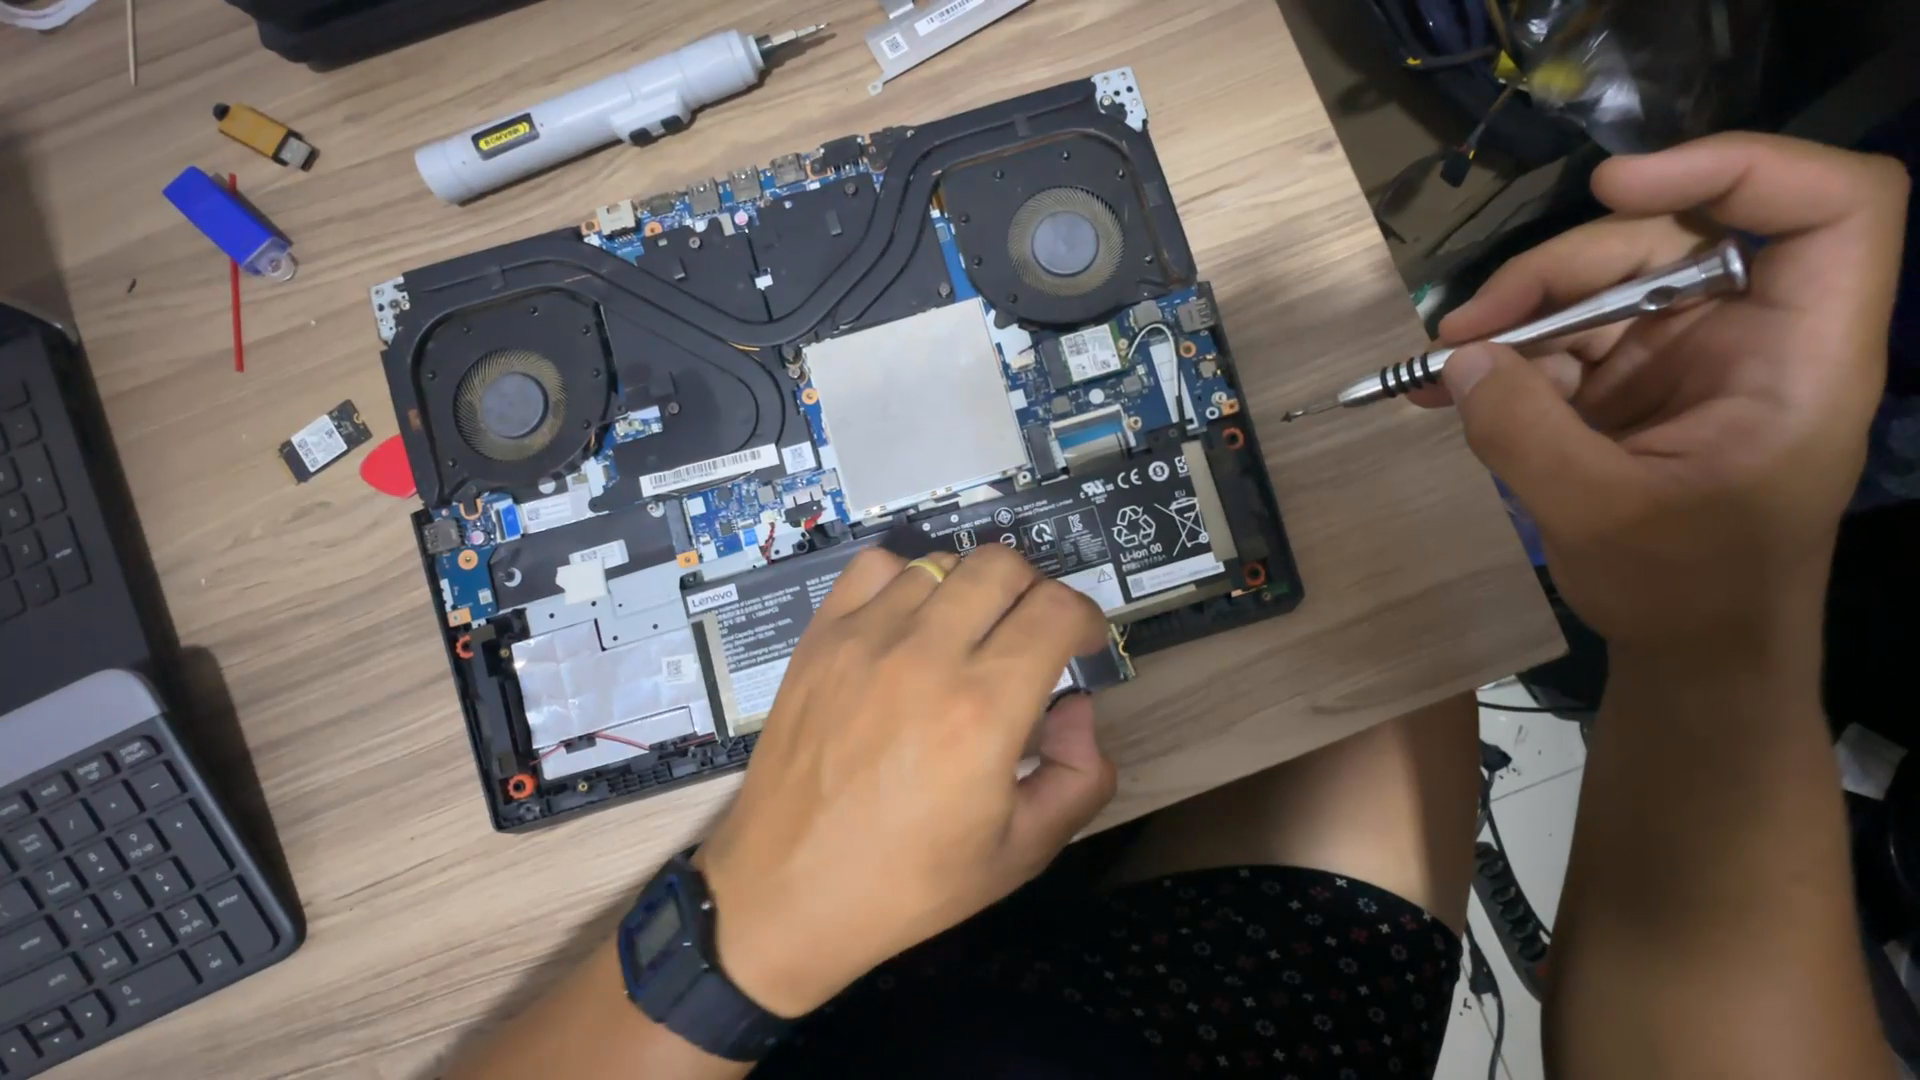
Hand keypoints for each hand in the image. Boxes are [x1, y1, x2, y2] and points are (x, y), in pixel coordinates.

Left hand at [693, 545, 1113, 1016]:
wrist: (785, 891)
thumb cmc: (908, 882)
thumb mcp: (1023, 852)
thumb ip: (1081, 774)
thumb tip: (1077, 706)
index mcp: (984, 709)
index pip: (1058, 610)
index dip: (1086, 620)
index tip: (1080, 646)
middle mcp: (927, 655)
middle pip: (1004, 566)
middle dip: (1036, 593)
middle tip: (1031, 636)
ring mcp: (866, 637)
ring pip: (943, 562)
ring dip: (974, 590)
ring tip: (968, 635)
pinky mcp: (821, 636)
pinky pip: (876, 567)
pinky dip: (907, 578)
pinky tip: (910, 621)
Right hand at [1427, 133, 1908, 656]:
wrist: (1686, 644)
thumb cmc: (1682, 586)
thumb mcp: (1596, 511)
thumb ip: (1522, 430)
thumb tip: (1455, 360)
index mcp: (1795, 355)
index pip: (1824, 209)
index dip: (1733, 168)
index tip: (1613, 186)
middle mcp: (1744, 338)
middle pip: (1662, 244)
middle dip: (1552, 274)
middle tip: (1461, 329)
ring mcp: (1677, 361)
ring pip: (1592, 294)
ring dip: (1508, 324)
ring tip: (1433, 369)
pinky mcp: (1622, 390)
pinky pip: (1554, 349)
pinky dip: (1496, 365)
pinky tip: (1441, 389)